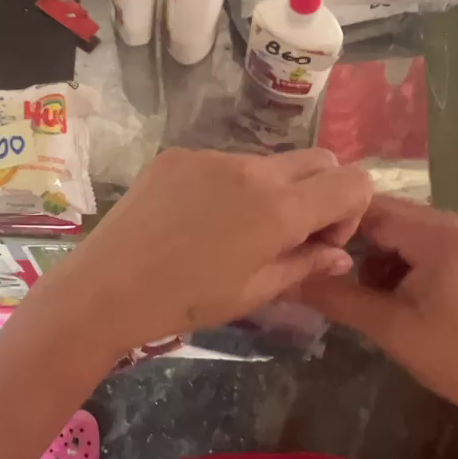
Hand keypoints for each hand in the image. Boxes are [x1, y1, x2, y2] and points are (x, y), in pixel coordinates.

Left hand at [25, 148, 371, 354]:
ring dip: (268, 191)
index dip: (351, 210)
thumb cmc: (182, 302)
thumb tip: (338, 252)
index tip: (320, 241)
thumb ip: (304, 265)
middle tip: (288, 235)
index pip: (352, 182)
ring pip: (266, 163)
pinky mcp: (177, 156)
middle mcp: (252, 170)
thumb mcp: (252, 293)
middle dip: (319, 193)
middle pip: (317, 160)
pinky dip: (226, 186)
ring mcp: (210, 156)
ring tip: (230, 234)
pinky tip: (194, 222)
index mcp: (279, 208)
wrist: (105, 288)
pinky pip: (221, 163)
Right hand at [298, 195, 457, 421]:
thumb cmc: (452, 357)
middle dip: (359, 245)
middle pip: (393, 218)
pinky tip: (401, 296)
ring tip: (372, 296)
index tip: (306, 245)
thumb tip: (286, 280)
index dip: (336, 225)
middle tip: (332, 274)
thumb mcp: (385, 325)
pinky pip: (431, 244)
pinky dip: (407, 263)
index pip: (375, 210)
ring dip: (382, 257)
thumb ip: (333, 296)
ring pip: (410, 232)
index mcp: (445, 236)